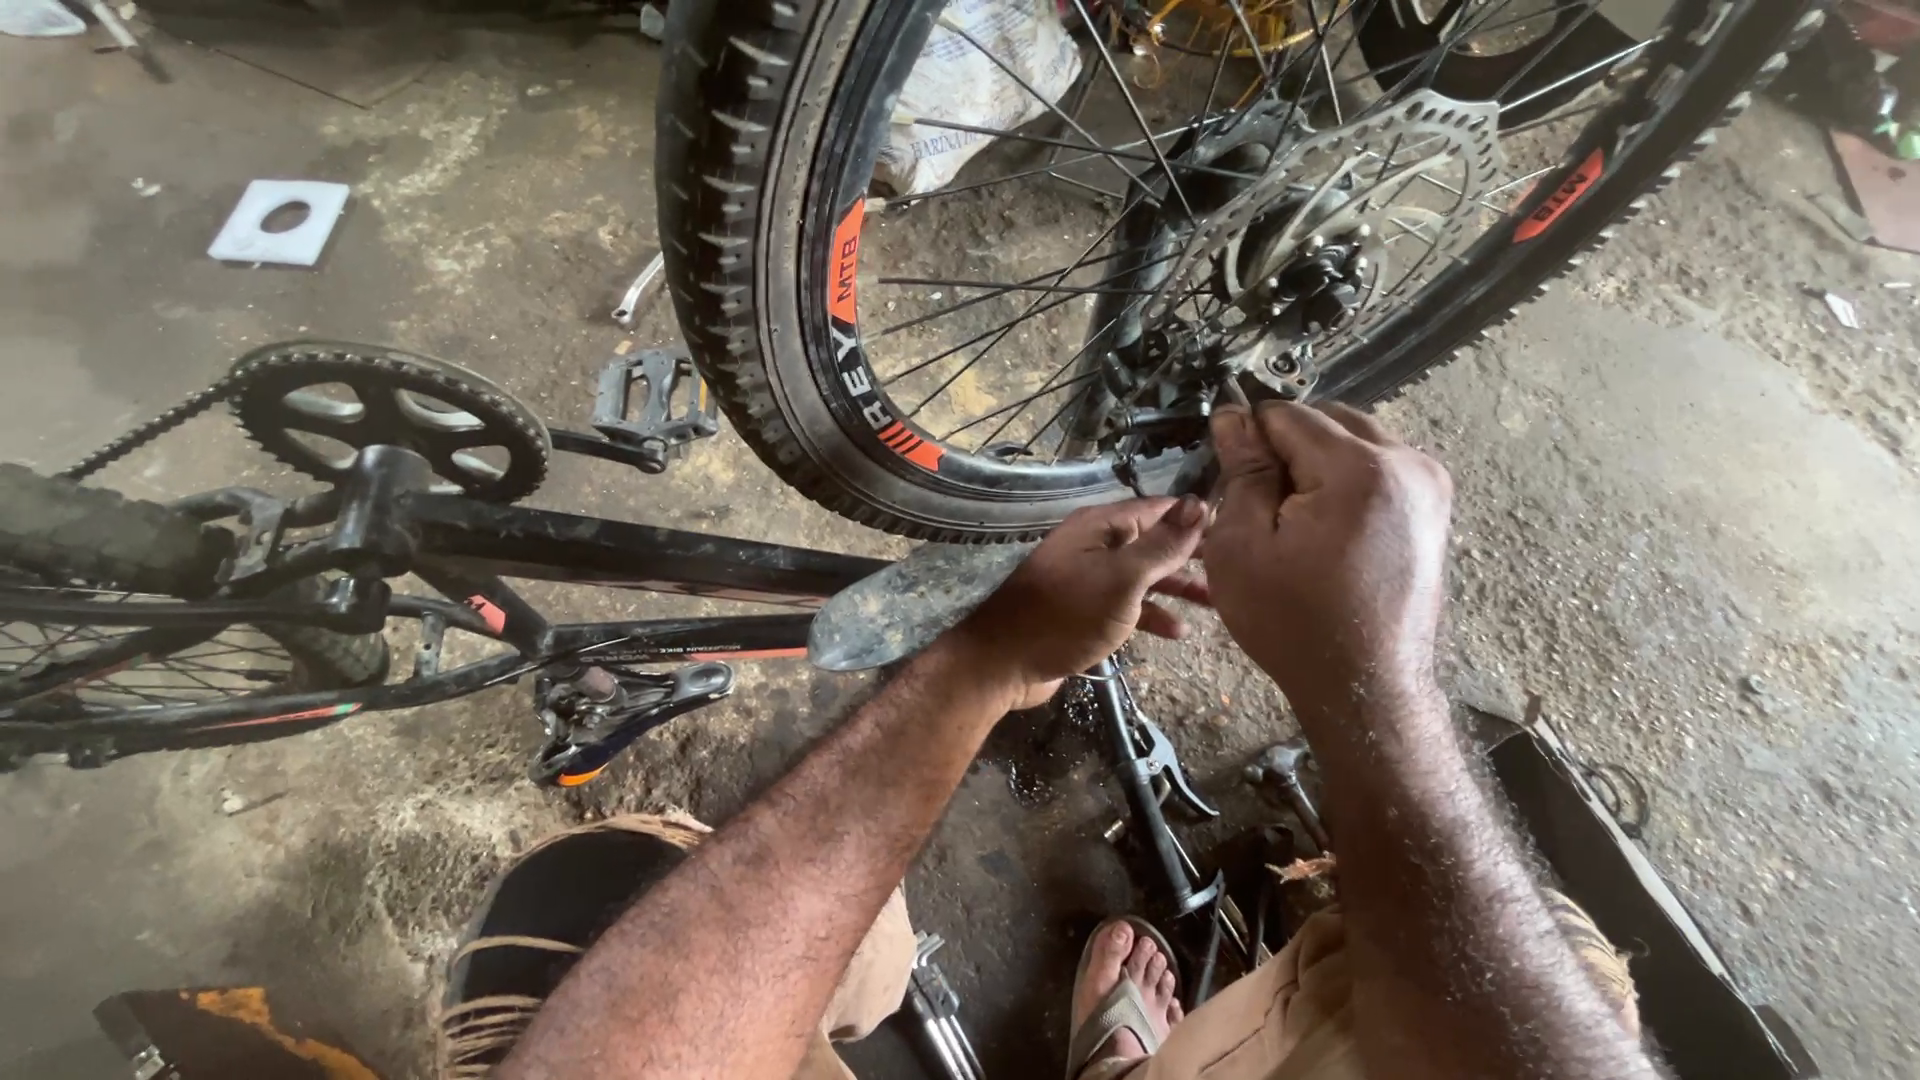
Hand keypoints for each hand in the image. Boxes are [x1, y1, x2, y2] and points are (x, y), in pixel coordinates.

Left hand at [945, 497, 1210, 709]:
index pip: (1158, 509)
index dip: (1196, 517)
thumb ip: (1162, 544)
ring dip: (1177, 587)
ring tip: (1217, 602)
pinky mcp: (1084, 610)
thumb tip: (1200, 501)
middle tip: (1234, 569)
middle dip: (1191, 555)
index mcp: (1100, 527)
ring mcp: (1088, 578)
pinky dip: (1151, 614)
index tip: (1237, 528)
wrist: (1006, 663)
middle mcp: (1094, 545)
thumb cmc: (1066, 616)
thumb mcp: (1122, 578)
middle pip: (1152, 542)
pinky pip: (1126, 604)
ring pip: (1142, 576)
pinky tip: (1178, 632)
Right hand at [1202, 402, 1452, 714]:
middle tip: (1258, 502)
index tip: (1229, 473)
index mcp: (1359, 469)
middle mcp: (1408, 463)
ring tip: (1291, 519)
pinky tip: (1323, 528)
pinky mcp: (1433, 509)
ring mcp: (1429, 485)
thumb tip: (1233, 417)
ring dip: (1315, 463)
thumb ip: (1242, 470)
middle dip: (1285, 447)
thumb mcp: (1243, 544)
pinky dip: (1343, 481)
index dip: (1248, 437)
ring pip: (1353, 440)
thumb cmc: (1294, 622)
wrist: (1363, 685)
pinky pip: (1377, 468)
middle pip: (1326, 420)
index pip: (1287, 415)